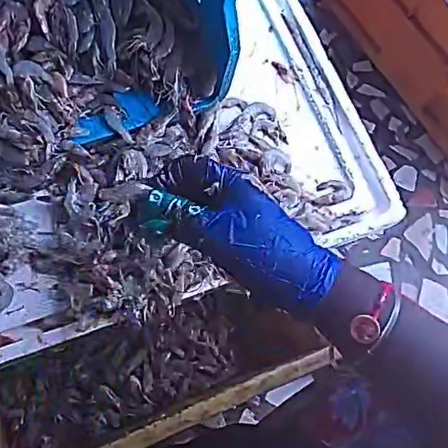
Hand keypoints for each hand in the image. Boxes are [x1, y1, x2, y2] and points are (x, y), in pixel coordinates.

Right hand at [152, 156, 340, 318]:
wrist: (301, 280)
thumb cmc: (261, 250)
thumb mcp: (215, 232)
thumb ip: (182, 218)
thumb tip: (151, 206)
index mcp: (230, 182)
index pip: (189, 167)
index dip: (165, 178)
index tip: (146, 197)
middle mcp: (232, 193)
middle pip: (192, 187)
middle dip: (167, 200)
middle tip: (146, 218)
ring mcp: (236, 214)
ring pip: (198, 208)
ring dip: (177, 218)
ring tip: (158, 231)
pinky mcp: (238, 234)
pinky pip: (207, 226)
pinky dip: (190, 231)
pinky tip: (178, 241)